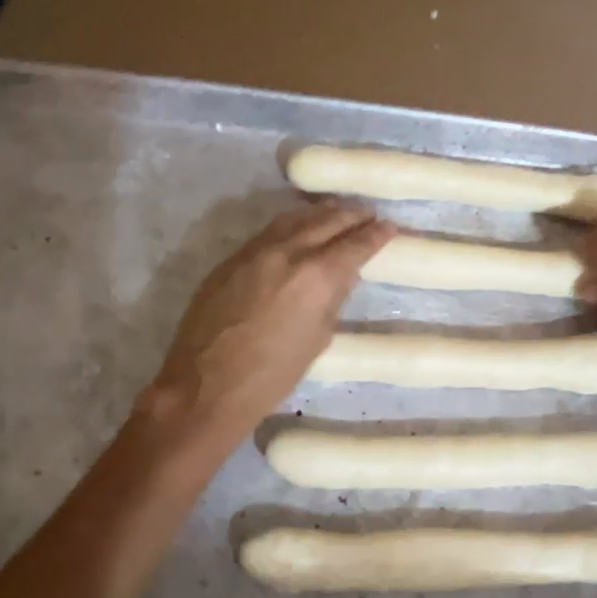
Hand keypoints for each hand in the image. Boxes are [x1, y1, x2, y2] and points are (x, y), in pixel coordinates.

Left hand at [148, 201, 394, 436]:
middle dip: (352, 215)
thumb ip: (333, 299)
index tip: (390, 226)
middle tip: (369, 213)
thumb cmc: (272, 375)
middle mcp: (289, 252)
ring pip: (296, 218)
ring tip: (337, 211)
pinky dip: (293, 223)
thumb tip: (344, 275)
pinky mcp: (232, 258)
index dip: (376, 234)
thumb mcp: (317, 339)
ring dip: (321, 212)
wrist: (206, 386)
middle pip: (327, 220)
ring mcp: (256, 251)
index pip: (355, 244)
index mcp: (317, 276)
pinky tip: (299, 226)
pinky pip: (270, 230)